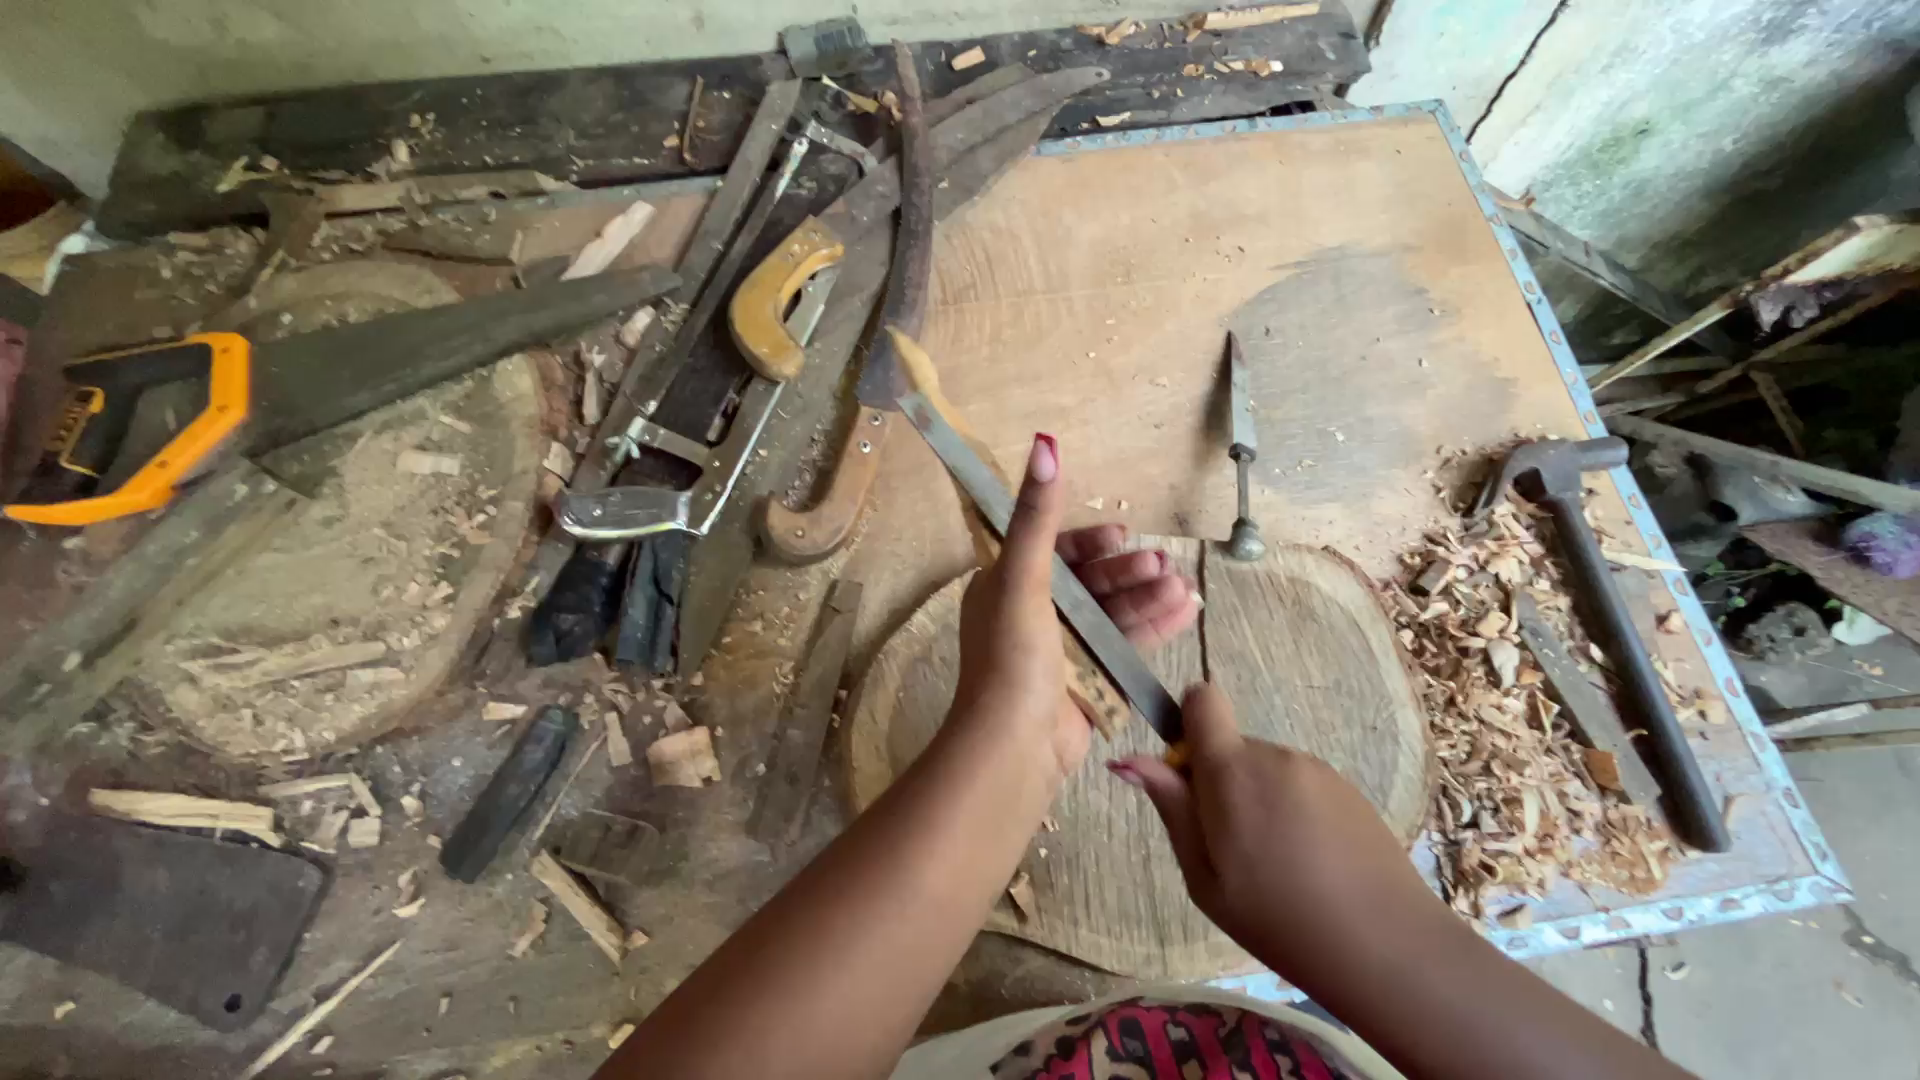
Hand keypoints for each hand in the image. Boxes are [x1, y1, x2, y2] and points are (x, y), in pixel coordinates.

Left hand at [954, 435, 1199, 779]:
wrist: (1016, 744)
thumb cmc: (1012, 655)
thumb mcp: (1023, 576)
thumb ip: (1037, 515)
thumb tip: (1044, 444)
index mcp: (1006, 587)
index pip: (1053, 552)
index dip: (1088, 542)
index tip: (1120, 535)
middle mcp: (1032, 615)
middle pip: (1090, 583)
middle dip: (1127, 572)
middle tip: (1162, 564)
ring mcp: (1062, 651)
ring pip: (1112, 613)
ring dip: (1146, 597)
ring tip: (1183, 587)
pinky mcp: (1088, 681)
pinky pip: (1124, 644)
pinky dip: (1152, 627)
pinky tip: (1185, 610)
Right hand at [1112, 684, 1445, 985]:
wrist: (1386, 947)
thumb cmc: (1275, 917)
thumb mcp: (1203, 874)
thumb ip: (1170, 808)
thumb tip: (1127, 760)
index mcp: (1232, 770)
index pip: (1203, 700)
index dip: (1189, 725)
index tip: (1190, 776)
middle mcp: (1275, 755)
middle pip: (1232, 746)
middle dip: (1221, 781)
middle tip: (1232, 847)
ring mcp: (1317, 770)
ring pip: (1266, 769)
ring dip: (1258, 799)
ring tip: (1276, 863)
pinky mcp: (1349, 790)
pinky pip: (1300, 785)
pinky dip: (1293, 812)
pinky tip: (1310, 863)